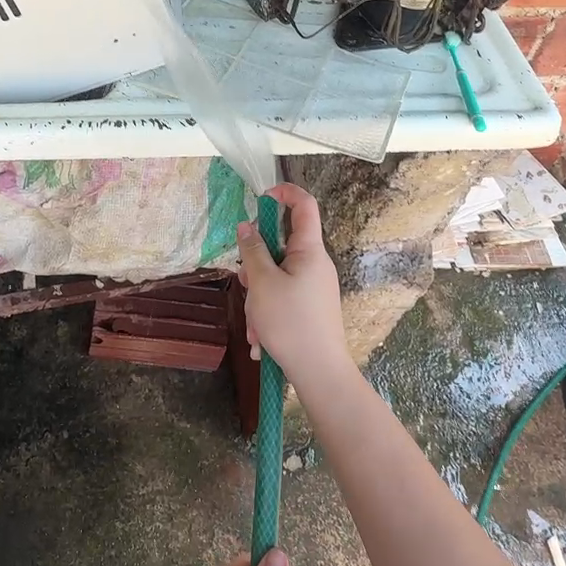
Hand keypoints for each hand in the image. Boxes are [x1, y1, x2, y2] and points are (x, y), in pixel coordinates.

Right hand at [237, 183, 350, 389]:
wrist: (319, 372)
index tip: (260, 197)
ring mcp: (313, 287)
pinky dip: (267, 313)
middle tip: (247, 285)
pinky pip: (281, 298)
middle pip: (280, 247)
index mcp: (310, 251)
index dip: (284, 193)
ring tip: (257, 326)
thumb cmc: (290, 322)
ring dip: (258, 297)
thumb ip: (252, 251)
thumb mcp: (262, 283)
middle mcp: (315, 264)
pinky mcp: (309, 307)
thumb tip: (246, 226)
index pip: (304, 205)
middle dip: (256, 266)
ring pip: (275, 277)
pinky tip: (262, 340)